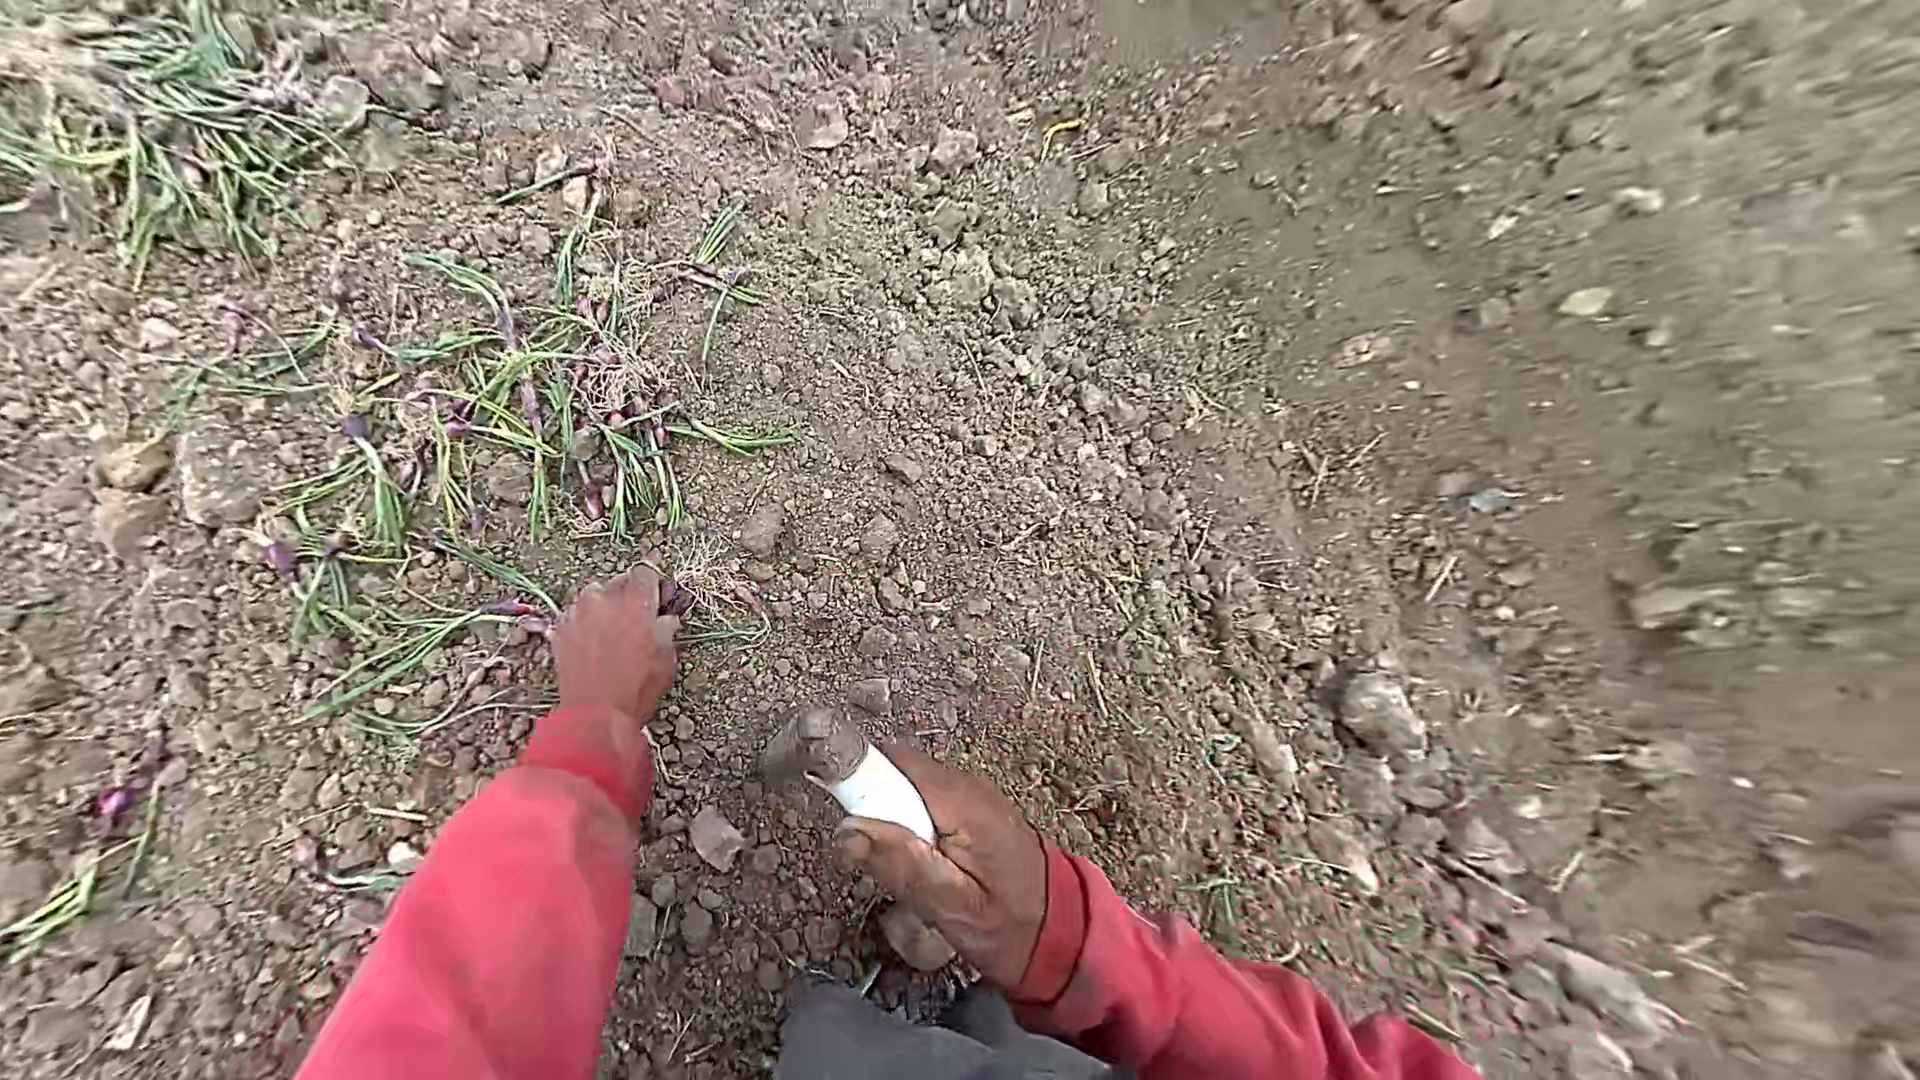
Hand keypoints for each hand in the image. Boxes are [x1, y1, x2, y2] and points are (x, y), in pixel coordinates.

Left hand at [553, 565, 679, 720]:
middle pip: (619, 581)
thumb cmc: (638, 685)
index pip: (645, 572)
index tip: (657, 586)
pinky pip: (576, 614)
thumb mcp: (667, 655)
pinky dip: (587, 620)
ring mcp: (578, 614)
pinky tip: (596, 639)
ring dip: (605, 604)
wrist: (596, 714)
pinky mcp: (560, 630)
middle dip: (630, 592)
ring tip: (614, 626)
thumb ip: (667, 628)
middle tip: (639, 612)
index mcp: (635, 602)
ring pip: (594, 595)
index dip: (653, 578)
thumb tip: (665, 618)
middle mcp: (603, 600)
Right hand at [836, 745, 1046, 987]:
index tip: (836, 807)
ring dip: (892, 817)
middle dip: (874, 805)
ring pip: (908, 786)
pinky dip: (911, 822)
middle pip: (897, 771)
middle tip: (876, 857)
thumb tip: (848, 833)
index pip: (892, 761)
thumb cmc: (1009, 925)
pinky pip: (925, 800)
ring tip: (903, 866)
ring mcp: (969, 791)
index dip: (858, 774)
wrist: (1061, 931)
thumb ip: (903, 866)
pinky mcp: (970, 806)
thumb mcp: (952, 907)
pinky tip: (923, 861)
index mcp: (958, 799)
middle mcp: (964, 783)